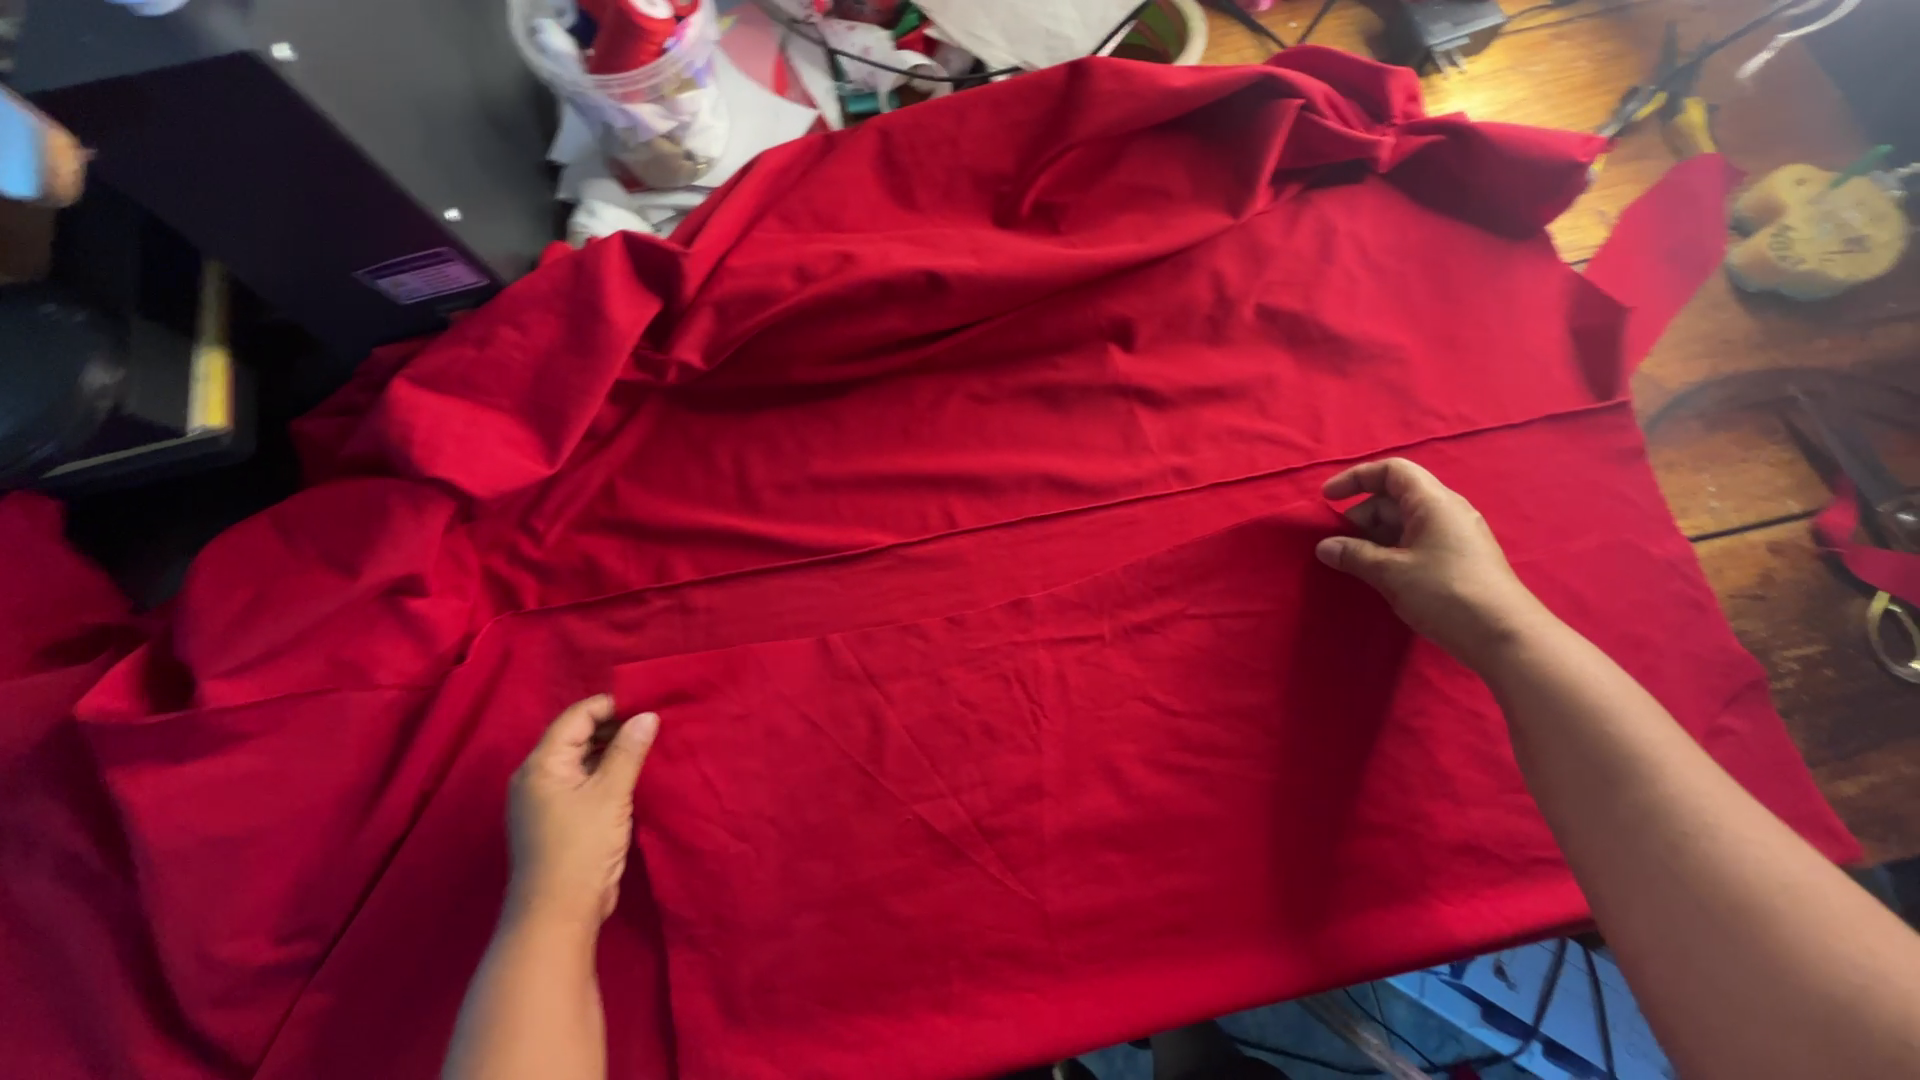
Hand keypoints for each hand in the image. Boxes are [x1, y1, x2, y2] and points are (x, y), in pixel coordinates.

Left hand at [506, 695, 660, 931]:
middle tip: (654, 723)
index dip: (611, 705)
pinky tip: (633, 775)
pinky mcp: (558, 819)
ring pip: (582, 759)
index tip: (648, 704)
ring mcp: (545, 799)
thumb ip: (628, 751)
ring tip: (649, 745)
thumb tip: (647, 715)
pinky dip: (606, 773)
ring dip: (612, 750)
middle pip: (577, 735)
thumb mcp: (610, 795)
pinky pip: (583, 782)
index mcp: (542, 764)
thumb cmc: (581, 848)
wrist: (557, 914)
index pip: (576, 717)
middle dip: (614, 726)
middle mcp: (537, 776)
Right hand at [1314, 458, 1546, 668]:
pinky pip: (1415, 542)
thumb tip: (1324, 547)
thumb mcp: (1391, 572)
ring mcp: (1453, 536)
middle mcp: (1446, 511)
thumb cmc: (1445, 593)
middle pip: (1394, 498)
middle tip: (1337, 544)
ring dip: (1373, 537)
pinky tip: (1378, 575)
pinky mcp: (1456, 559)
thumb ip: (1354, 555)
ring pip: (1403, 523)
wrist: (1503, 636)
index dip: (1356, 478)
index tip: (1327, 499)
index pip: (1391, 471)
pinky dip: (1390, 550)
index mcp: (1433, 502)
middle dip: (1360, 515)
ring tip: (1353, 563)